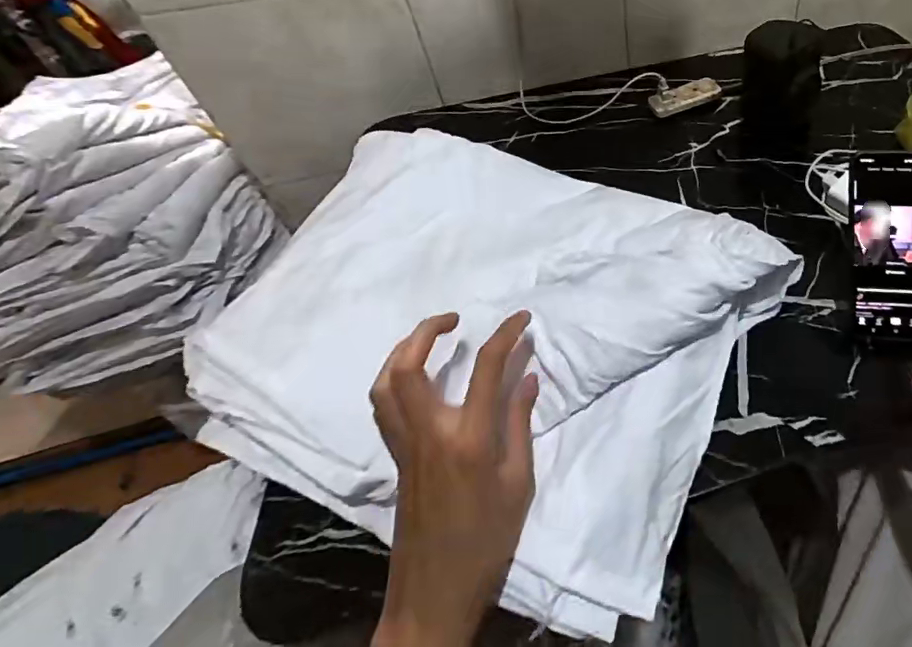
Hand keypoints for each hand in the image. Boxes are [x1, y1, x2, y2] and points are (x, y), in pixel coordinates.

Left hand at [370, 311, 539, 646]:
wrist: (434, 594)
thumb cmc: (487, 541)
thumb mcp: (519, 484)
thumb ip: (520, 424)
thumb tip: (527, 377)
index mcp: (467, 439)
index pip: (484, 368)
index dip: (505, 334)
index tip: (522, 318)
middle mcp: (428, 434)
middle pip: (408, 368)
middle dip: (427, 331)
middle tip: (455, 318)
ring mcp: (405, 447)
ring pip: (384, 386)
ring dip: (403, 352)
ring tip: (430, 339)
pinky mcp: (395, 460)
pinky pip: (384, 407)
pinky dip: (395, 379)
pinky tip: (418, 379)